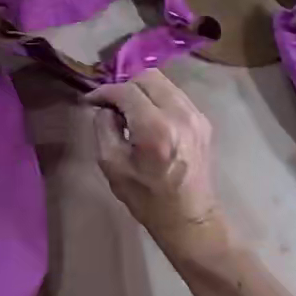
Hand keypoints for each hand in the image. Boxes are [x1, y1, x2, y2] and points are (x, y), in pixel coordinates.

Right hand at [86, 70, 229, 263]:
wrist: (190, 218)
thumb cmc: (147, 198)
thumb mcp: (112, 165)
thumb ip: (104, 128)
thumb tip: (106, 108)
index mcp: (156, 128)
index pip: (126, 91)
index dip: (105, 92)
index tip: (91, 101)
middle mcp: (180, 114)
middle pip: (148, 77)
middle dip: (125, 86)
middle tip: (111, 105)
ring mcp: (196, 115)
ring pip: (165, 83)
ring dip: (143, 91)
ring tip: (130, 111)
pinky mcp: (204, 121)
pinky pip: (177, 96)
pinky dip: (159, 99)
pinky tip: (149, 119)